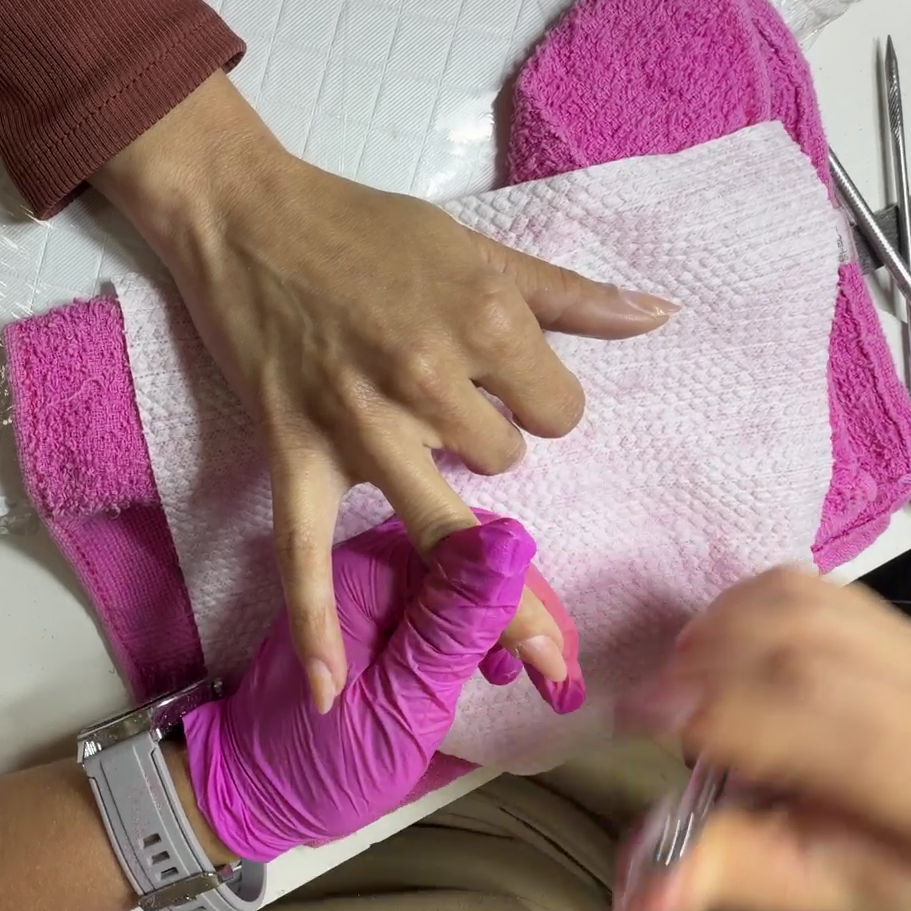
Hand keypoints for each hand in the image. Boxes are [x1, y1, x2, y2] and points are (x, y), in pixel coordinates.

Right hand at [95, 73, 675, 712]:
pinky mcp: (296, 454)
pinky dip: (317, 623)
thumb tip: (659, 316)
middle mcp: (427, 381)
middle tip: (439, 392)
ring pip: (447, 520)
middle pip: (508, 463)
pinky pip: (305, 552)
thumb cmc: (362, 226)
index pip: (560, 411)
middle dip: (488, 435)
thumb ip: (568, 292)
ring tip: (411, 445)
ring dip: (446, 494)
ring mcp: (358, 429)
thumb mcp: (473, 245)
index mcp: (482, 321)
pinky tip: (336, 692)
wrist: (250, 218)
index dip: (537, 396)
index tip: (496, 375)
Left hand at [182, 517, 581, 861]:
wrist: (252, 789)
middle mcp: (371, 563)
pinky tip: (497, 668)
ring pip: (462, 582)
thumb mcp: (399, 703)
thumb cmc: (321, 761)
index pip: (473, 551)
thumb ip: (453, 625)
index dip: (526, 607)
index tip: (558, 671)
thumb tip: (507, 543)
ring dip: (507, 625)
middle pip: (472, 561)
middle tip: (558, 682)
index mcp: (371, 573)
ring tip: (536, 680)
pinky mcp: (376, 613)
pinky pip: (440, 604)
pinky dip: (477, 634)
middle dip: (526, 618)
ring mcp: (373, 586)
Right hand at [612, 570, 910, 910]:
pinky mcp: (891, 613)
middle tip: (650, 698)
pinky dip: (732, 607)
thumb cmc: (851, 852)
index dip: (731, 716)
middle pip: (817, 661)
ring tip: (685, 677)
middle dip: (708, 670)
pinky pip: (793, 586)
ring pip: (800, 610)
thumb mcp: (791, 878)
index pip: (850, 739)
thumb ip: (717, 879)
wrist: (906, 807)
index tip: (637, 715)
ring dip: (716, 634)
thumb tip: (635, 908)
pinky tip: (718, 648)